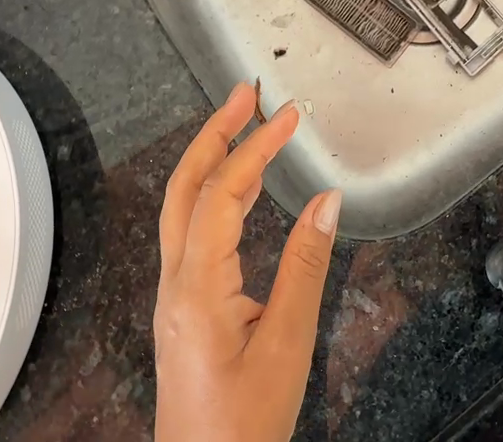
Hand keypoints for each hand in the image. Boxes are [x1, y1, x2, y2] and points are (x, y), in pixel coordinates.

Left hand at [154, 82, 343, 441]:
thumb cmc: (245, 422)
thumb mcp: (286, 345)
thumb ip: (305, 267)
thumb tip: (327, 200)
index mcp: (197, 288)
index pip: (221, 195)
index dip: (255, 148)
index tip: (289, 115)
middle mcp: (176, 281)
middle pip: (184, 187)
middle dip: (214, 133)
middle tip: (246, 94)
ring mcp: (174, 292)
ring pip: (182, 205)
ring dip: (211, 156)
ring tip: (243, 122)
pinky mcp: (184, 303)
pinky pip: (191, 228)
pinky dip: (214, 190)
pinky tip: (238, 185)